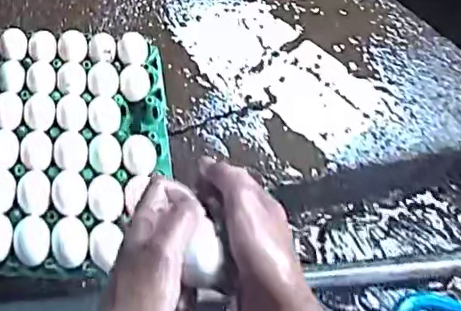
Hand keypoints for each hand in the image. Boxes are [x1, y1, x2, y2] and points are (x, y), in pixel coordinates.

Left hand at [99, 176, 204, 310]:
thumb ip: (177, 222)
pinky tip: (197, 292)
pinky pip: (183, 275)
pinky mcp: (161, 288)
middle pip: (175, 217)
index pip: (161, 187)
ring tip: (208, 267)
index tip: (202, 210)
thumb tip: (195, 202)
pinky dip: (194, 280)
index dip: (182, 192)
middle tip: (211, 242)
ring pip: (182, 247)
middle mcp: (146, 239)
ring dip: (197, 255)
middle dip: (195, 227)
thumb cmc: (138, 297)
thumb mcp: (161, 253)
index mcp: (142, 223)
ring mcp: (153, 264)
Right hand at [200, 159, 316, 310]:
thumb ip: (226, 175)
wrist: (271, 300)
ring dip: (204, 229)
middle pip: (223, 204)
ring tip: (191, 230)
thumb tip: (206, 163)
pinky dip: (206, 253)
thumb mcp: (243, 196)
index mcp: (262, 202)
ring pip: (217, 230)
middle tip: (190, 206)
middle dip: (205, 203)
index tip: (193, 179)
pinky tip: (198, 253)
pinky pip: (216, 254)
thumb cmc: (263, 248)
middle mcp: (257, 225)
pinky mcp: (239, 273)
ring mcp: (248, 250)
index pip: (233, 178)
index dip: (212, 175)